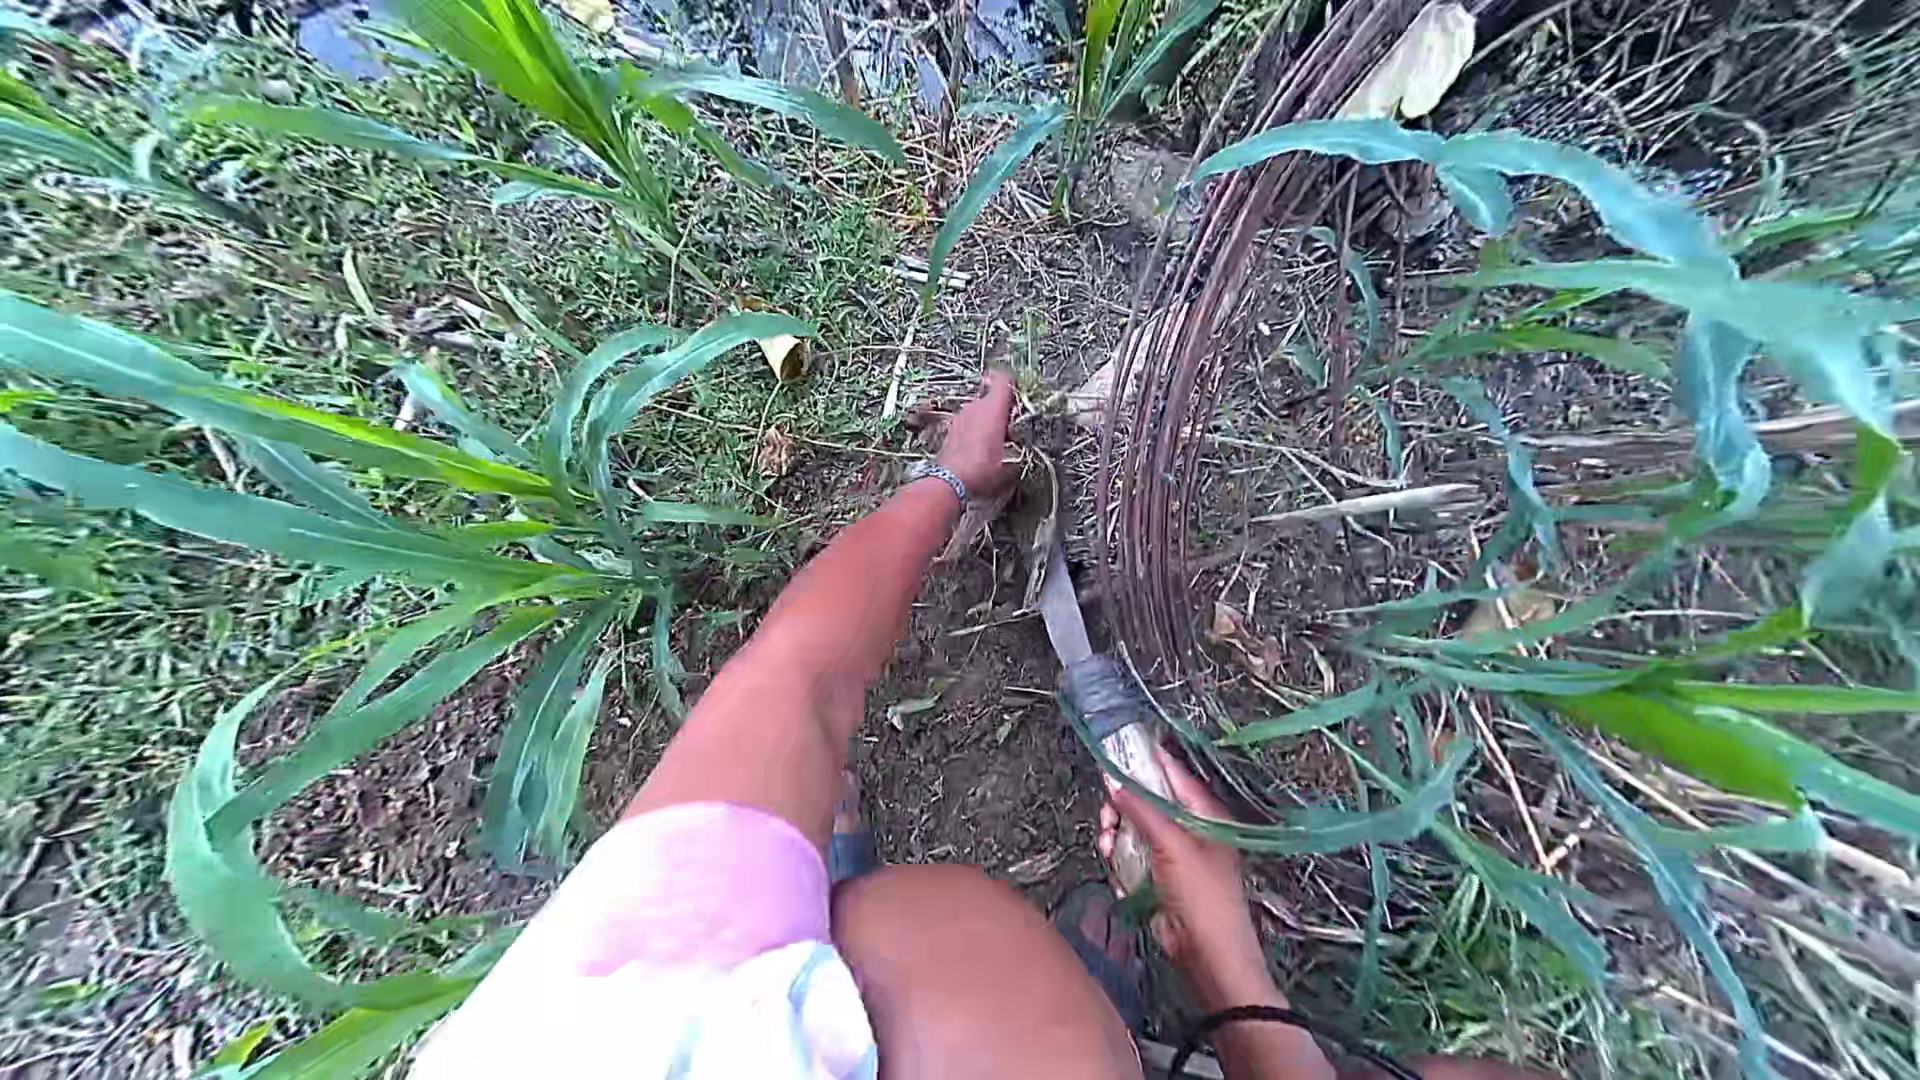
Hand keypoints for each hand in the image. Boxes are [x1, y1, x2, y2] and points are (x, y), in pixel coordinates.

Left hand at [935, 370, 1015, 495]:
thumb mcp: (1010, 462)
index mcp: (993, 409)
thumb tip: (1020, 451)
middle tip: (1012, 429)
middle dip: (1003, 411)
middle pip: (993, 398)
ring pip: (980, 410)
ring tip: (997, 442)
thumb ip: (1018, 449)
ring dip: (989, 421)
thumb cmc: (979, 470)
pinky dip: (976, 430)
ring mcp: (961, 417)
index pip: (1004, 380)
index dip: (1013, 384)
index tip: (1019, 395)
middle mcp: (975, 408)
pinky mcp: (952, 429)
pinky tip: (980, 448)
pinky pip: (969, 422)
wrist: (950, 481)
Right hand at [1100, 747, 1279, 1011]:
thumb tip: (1114, 780)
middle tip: (1107, 809)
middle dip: (1123, 802)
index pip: (1174, 774)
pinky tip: (1108, 856)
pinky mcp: (1158, 873)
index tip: (1121, 746)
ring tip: (1106, 838)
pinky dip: (1117, 850)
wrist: (1208, 957)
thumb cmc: (1202, 896)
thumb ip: (1142, 809)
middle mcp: (1189, 828)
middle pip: (1147, 800)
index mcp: (1204, 814)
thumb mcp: (1172, 844)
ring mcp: (1172, 851)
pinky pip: (1131, 850)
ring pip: (1134, 824)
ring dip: (1116, 828)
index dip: (1149, 759)